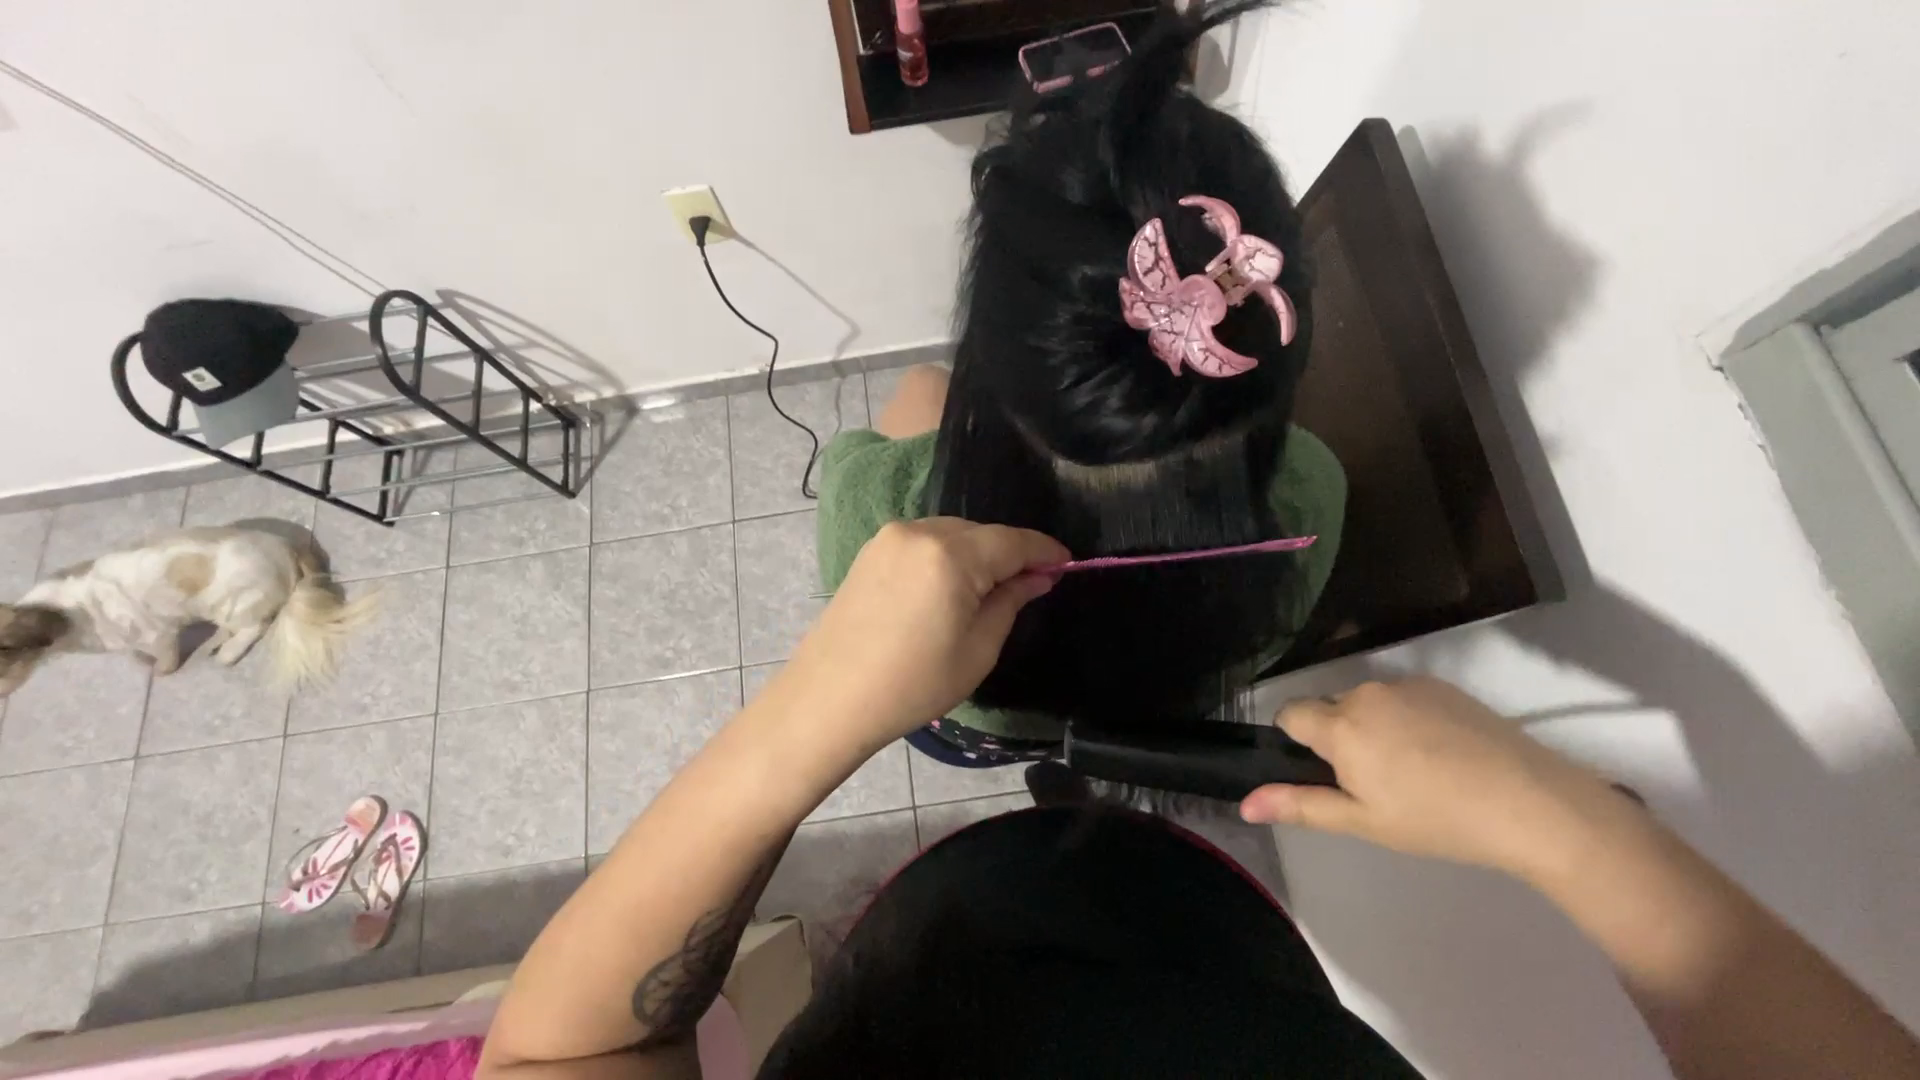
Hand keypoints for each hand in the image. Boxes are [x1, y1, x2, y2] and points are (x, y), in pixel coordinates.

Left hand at [768, 518, 1068, 752]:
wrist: (829, 699)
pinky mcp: (870, 551)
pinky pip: (924, 542)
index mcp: (951, 555)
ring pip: (952, 534)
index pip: (1013, 540)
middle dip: (1010, 554)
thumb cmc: (913, 684)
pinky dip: (946, 557)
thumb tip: (1039, 575)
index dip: (1045, 550)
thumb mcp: (978, 649)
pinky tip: (950, 588)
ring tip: (989, 591)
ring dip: (977, 554)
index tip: (1067, 564)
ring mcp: (889, 538)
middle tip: (1030, 585)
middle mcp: (920, 531)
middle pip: (982, 533)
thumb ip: (1011, 601)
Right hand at [1240, 678, 1628, 878]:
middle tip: (1376, 783)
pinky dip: (1408, 719)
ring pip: (1368, 704)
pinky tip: (1442, 754)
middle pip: (1330, 709)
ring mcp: (1407, 686)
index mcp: (1341, 726)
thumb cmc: (1437, 820)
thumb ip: (1299, 805)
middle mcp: (1366, 694)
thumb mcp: (1363, 822)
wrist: (1533, 803)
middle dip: (1339, 737)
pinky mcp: (1442, 685)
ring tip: (1415, 770)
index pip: (1290, 713)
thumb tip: (1244, 803)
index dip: (1297, 741)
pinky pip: (1403, 698)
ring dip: (1374, 728)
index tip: (1326, 772)